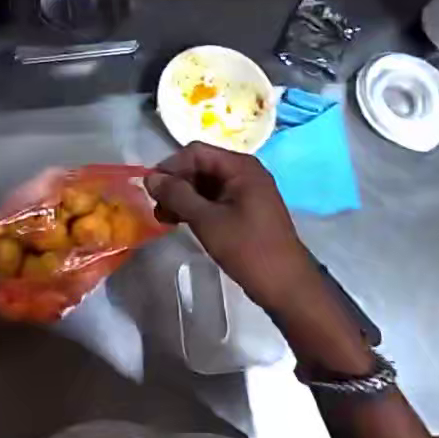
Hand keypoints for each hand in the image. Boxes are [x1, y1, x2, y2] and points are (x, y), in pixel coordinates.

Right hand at [146, 142, 317, 312]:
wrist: (287, 285)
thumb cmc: (247, 248)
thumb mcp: (207, 220)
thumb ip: (177, 195)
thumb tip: (151, 177)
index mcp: (240, 167)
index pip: (196, 152)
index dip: (170, 166)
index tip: (151, 190)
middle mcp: (245, 172)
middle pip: (201, 166)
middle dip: (176, 184)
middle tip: (156, 208)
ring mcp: (248, 191)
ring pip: (206, 184)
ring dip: (184, 197)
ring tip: (164, 219)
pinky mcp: (247, 209)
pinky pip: (216, 199)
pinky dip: (197, 207)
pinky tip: (182, 222)